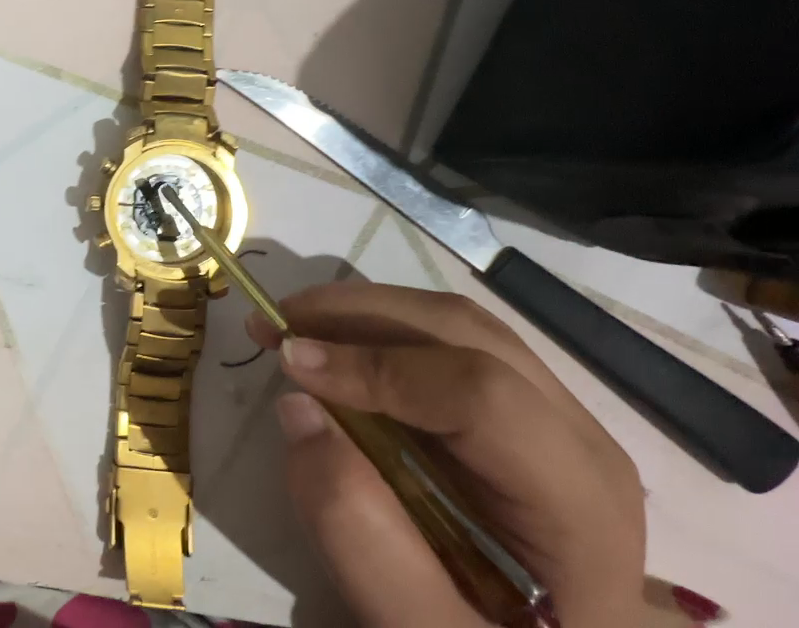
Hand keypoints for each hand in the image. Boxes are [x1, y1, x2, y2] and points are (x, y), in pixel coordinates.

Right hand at [246, 282, 654, 627]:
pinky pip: (448, 343)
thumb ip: (361, 538)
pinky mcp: (520, 411)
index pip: (480, 394)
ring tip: (286, 324)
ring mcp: (555, 418)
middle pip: (467, 335)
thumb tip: (298, 409)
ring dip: (362, 311)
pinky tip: (328, 346)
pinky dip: (377, 327)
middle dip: (358, 314)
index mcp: (574, 502)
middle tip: (270, 323)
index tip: (284, 362)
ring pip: (456, 324)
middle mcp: (579, 440)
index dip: (375, 366)